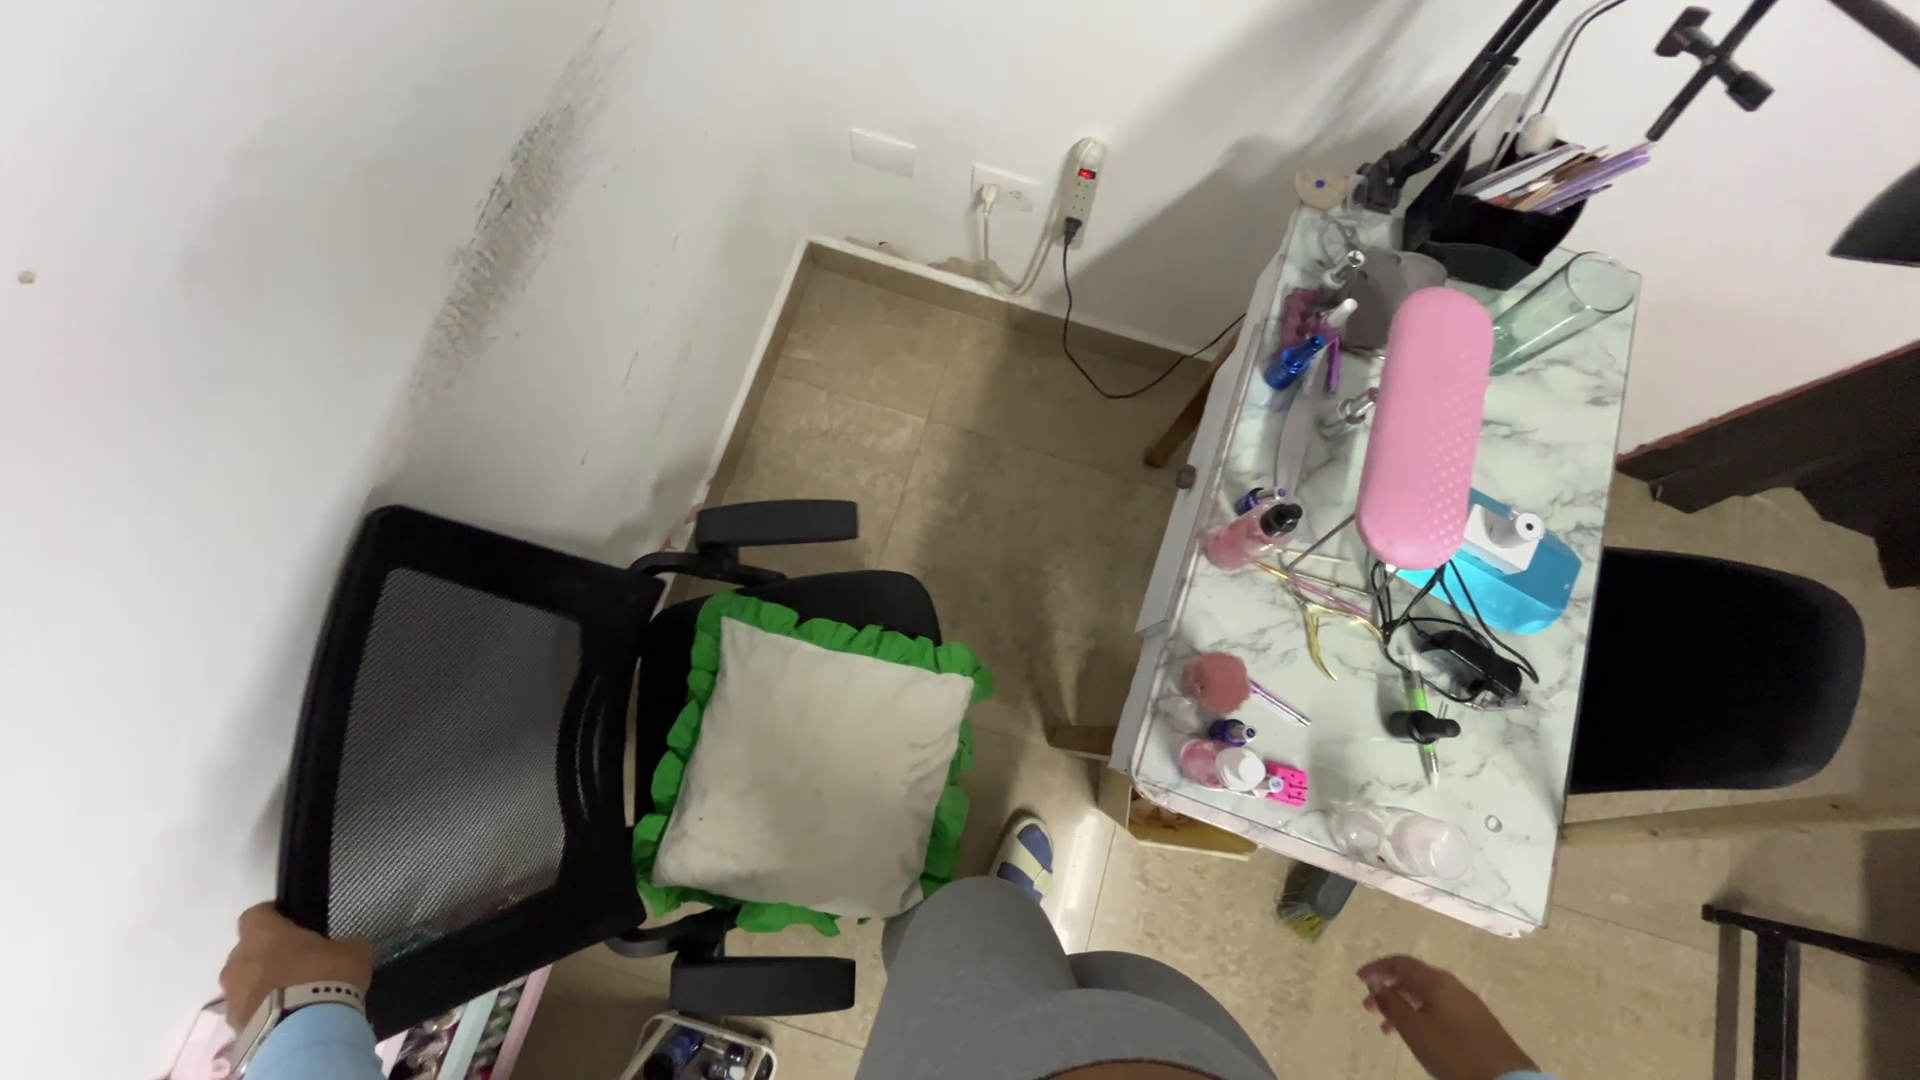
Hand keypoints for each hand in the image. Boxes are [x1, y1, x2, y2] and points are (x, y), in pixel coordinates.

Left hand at [220, 903, 373, 1029]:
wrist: (304, 1029)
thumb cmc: (327, 974)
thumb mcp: (351, 949)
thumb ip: (338, 944)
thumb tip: (337, 948)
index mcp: (264, 935)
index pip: (255, 914)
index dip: (271, 915)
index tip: (290, 919)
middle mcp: (239, 962)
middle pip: (248, 950)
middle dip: (269, 953)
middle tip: (297, 958)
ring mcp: (231, 995)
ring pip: (246, 979)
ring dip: (264, 980)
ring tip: (293, 988)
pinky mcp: (233, 1022)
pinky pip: (248, 1004)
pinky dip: (264, 1003)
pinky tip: (289, 1008)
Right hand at [1356, 955, 1537, 1079]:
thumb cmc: (1454, 1052)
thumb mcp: (1414, 1029)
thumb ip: (1391, 1003)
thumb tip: (1376, 984)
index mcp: (1436, 981)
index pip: (1400, 963)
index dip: (1376, 969)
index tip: (1359, 980)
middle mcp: (1453, 986)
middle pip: (1413, 980)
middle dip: (1388, 991)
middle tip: (1369, 1008)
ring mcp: (1469, 1006)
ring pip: (1427, 998)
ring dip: (1404, 1008)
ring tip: (1388, 1029)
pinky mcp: (1479, 1026)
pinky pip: (1441, 1012)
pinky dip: (1422, 1018)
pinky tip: (1418, 1037)